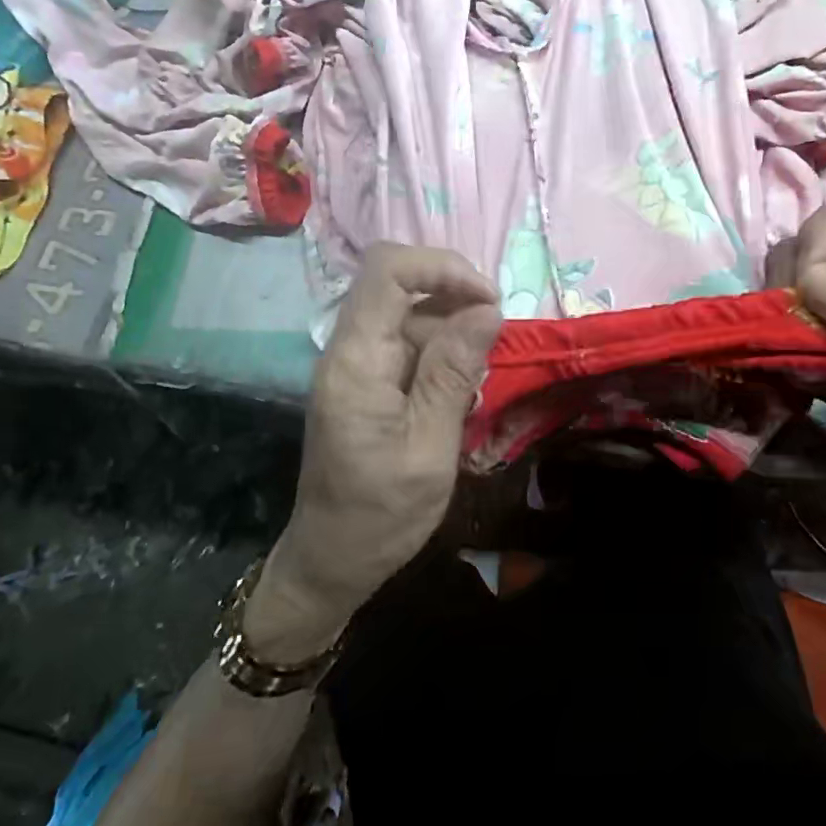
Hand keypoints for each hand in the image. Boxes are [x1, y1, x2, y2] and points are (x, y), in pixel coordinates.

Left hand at [244, 244, 502, 662]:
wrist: (332, 558)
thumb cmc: (381, 515)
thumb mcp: (430, 449)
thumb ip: (453, 374)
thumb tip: (487, 310)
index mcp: (356, 361)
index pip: (387, 271)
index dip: (441, 267)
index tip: (488, 300)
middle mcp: (347, 350)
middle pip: (398, 286)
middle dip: (454, 299)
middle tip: (494, 341)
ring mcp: (352, 364)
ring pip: (406, 314)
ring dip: (450, 332)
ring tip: (478, 379)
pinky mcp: (362, 380)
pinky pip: (403, 344)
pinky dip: (437, 354)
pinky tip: (458, 392)